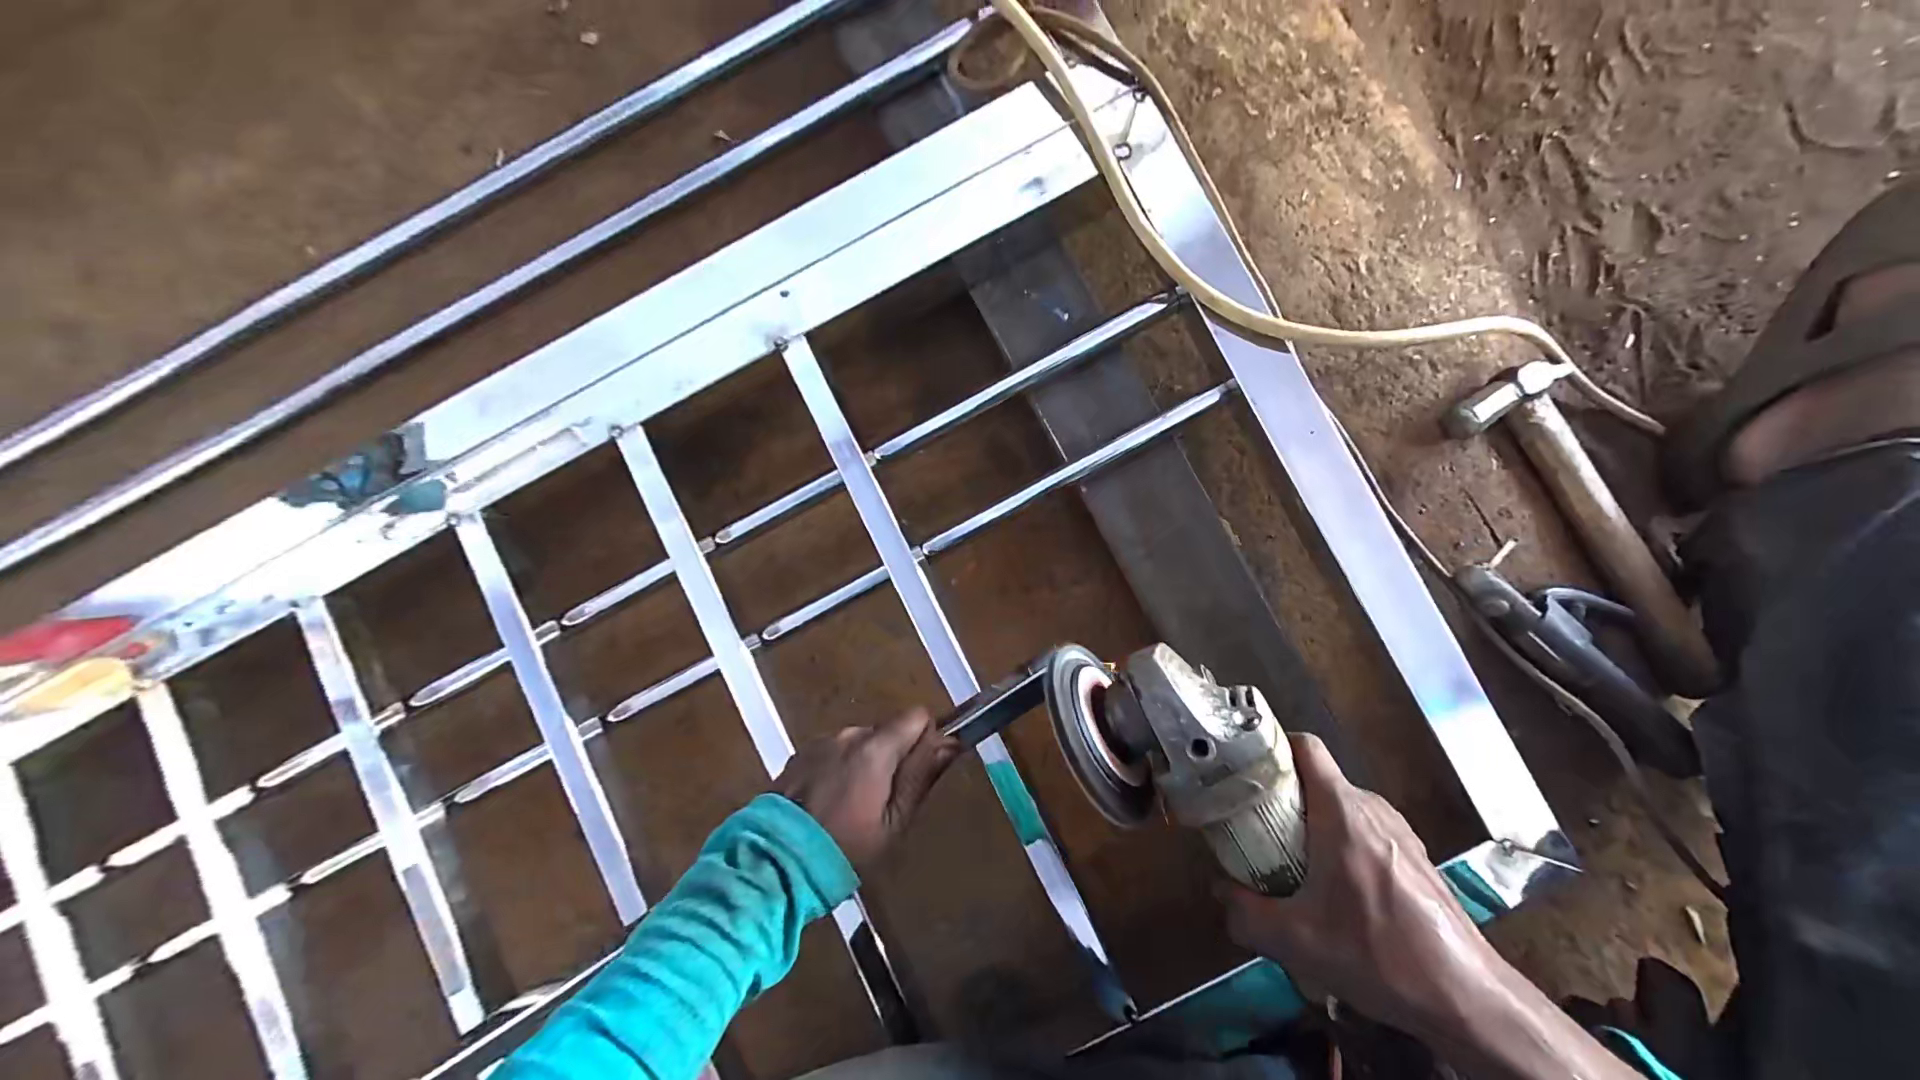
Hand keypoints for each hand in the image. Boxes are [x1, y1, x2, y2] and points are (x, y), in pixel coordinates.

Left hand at [775, 708, 961, 868]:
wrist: (776, 861)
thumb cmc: (844, 848)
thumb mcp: (894, 822)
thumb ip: (921, 777)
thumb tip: (950, 744)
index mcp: (876, 748)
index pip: (917, 716)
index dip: (925, 740)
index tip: (918, 772)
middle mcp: (848, 734)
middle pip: (887, 731)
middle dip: (892, 758)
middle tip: (883, 803)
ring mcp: (821, 742)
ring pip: (859, 743)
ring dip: (863, 765)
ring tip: (851, 808)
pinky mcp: (800, 755)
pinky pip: (833, 753)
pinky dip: (838, 770)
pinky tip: (828, 803)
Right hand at [1216, 733, 1501, 1039]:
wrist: (1469, 1002)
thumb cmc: (1379, 955)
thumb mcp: (1294, 940)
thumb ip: (1244, 911)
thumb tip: (1218, 889)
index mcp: (1343, 812)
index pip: (1305, 746)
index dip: (1271, 745)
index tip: (1244, 769)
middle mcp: (1372, 809)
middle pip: (1317, 779)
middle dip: (1282, 796)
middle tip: (1254, 826)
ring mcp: (1401, 831)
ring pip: (1341, 805)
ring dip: (1311, 822)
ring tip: (1290, 860)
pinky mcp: (1417, 857)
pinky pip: (1365, 830)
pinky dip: (1340, 843)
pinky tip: (1335, 889)